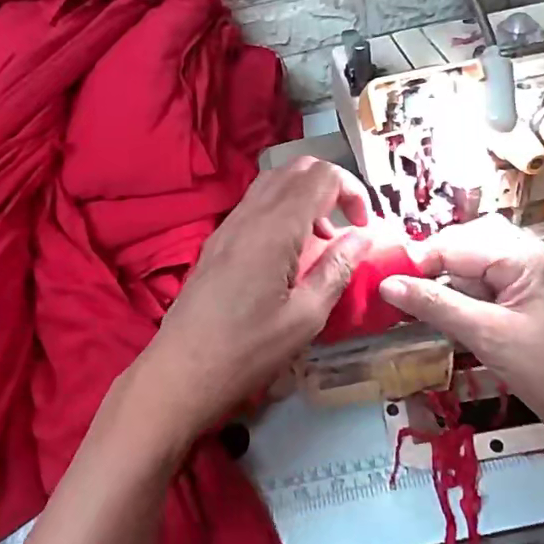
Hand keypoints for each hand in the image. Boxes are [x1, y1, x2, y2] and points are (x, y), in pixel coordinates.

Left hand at [133, 158, 374, 439]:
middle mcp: (250, 215)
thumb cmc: (248, 350)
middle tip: (348, 225)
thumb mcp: (306, 317)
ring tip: (321, 238)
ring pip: (274, 182)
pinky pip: (256, 203)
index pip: (323, 177)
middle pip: (297, 169)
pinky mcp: (217, 241)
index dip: (353, 191)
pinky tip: (289, 251)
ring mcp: (229, 225)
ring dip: (306, 196)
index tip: (364, 228)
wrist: (179, 374)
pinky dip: (283, 209)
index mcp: (276, 228)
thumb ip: (337, 269)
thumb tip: (362, 237)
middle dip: (332, 186)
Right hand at [378, 216, 543, 441]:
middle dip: (433, 264)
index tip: (386, 283)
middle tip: (401, 292)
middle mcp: (529, 254)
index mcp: (524, 255)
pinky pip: (488, 282)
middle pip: (467, 243)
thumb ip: (436, 305)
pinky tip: (444, 310)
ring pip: (475, 262)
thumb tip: (388, 285)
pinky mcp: (528, 297)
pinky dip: (463, 293)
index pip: (458, 242)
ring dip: (446, 279)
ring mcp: (531, 275)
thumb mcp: (487, 336)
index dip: (420, 259)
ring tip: (417, 302)